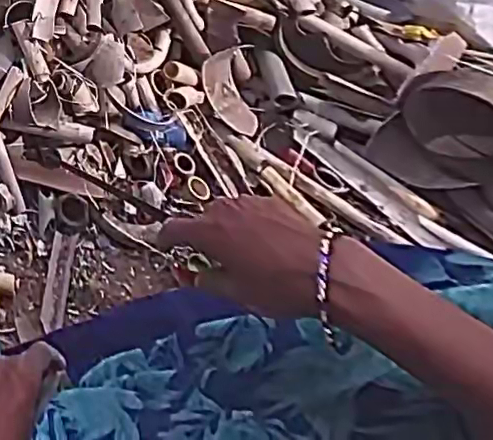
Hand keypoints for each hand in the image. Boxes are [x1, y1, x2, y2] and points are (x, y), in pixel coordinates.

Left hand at [0, 342, 63, 439]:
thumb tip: (52, 377)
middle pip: (25, 357)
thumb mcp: (35, 417)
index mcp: (24, 370)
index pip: (43, 350)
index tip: (60, 369)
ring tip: (22, 397)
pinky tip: (4, 398)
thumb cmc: (12, 437)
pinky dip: (3, 379)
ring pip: (9, 363)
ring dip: (18, 374)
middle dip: (35, 369)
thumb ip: (44, 392)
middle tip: (42, 388)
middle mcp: (5, 361)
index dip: (54, 358)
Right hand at [156, 196, 324, 315]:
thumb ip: (209, 282)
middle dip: (204, 238)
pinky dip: (251, 224)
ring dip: (228, 230)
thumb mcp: (239, 293)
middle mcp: (222, 208)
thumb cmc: (280, 285)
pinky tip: (269, 245)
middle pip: (201, 220)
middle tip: (216, 260)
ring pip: (226, 214)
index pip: (172, 228)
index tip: (165, 244)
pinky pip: (249, 210)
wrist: (328, 268)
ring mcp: (246, 200)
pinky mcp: (269, 199)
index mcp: (208, 230)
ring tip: (248, 255)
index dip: (165, 238)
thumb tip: (197, 275)